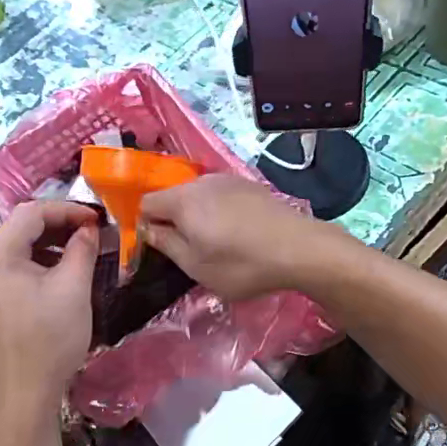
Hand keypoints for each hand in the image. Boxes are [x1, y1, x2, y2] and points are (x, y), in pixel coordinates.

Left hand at [0, 201, 100, 395]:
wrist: (24, 392)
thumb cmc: (49, 337)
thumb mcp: (73, 288)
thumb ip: (82, 250)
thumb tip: (89, 229)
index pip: (31, 212)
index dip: (67, 209)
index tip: (98, 218)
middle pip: (24, 227)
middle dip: (61, 224)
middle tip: (94, 230)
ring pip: (23, 247)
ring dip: (55, 242)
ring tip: (86, 248)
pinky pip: (21, 267)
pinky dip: (45, 261)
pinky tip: (68, 270)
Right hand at [140, 175, 345, 299]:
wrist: (300, 249)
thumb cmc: (241, 263)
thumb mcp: (196, 265)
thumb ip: (166, 244)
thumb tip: (147, 229)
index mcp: (182, 199)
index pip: (146, 203)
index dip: (146, 225)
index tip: (160, 249)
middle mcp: (202, 181)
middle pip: (174, 197)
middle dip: (174, 221)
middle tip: (190, 252)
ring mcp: (230, 180)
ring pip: (200, 197)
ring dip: (200, 217)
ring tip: (218, 245)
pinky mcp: (251, 186)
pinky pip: (222, 197)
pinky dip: (221, 213)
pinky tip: (239, 234)